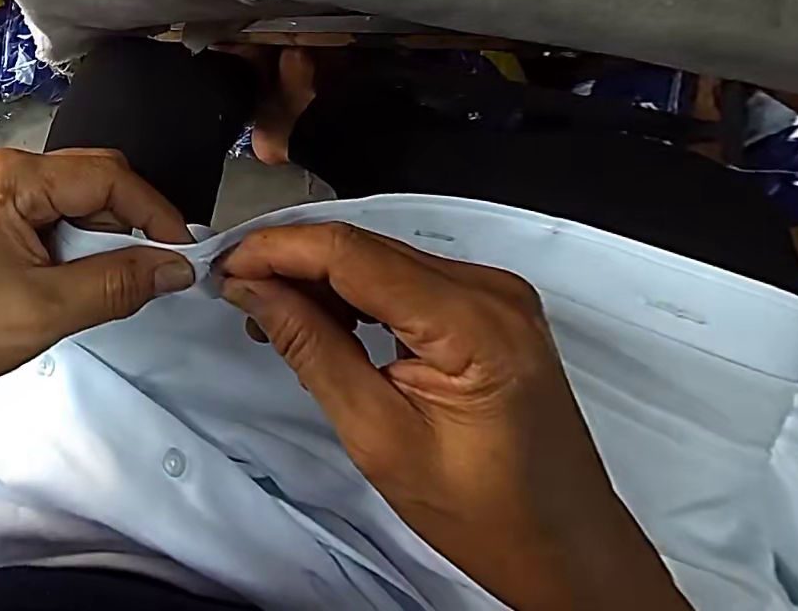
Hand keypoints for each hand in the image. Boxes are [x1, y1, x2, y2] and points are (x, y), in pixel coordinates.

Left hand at [0, 148, 196, 397]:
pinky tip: (94, 272)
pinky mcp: (12, 213)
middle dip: (136, 222)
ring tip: (124, 276)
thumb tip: (177, 268)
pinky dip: (93, 242)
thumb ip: (117, 284)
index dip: (154, 213)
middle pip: (101, 179)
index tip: (183, 252)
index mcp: (16, 177)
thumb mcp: (45, 310)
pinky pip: (70, 214)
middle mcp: (15, 170)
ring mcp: (11, 190)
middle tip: (161, 265)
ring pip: (90, 198)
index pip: (108, 178)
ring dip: (115, 235)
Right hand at [218, 223, 685, 610]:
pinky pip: (403, 277)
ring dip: (320, 277)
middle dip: (293, 262)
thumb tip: (253, 288)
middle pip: (366, 248)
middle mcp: (487, 285)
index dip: (282, 249)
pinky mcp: (485, 301)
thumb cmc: (484, 514)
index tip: (229, 262)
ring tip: (271, 311)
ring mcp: (491, 288)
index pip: (354, 254)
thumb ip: (312, 349)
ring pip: (380, 258)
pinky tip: (321, 316)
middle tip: (238, 288)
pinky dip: (355, 291)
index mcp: (472, 321)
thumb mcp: (380, 439)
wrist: (568, 548)